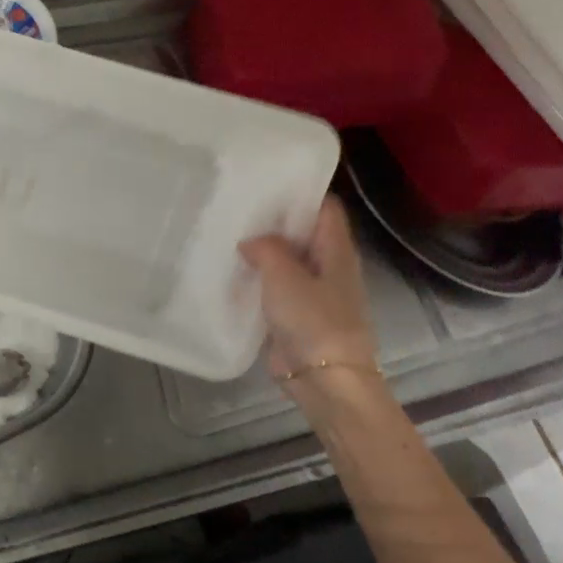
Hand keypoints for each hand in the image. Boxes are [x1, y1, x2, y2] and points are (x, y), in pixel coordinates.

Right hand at [239, 198, 378, 386]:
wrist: (325, 377)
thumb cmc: (313, 321)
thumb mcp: (285, 276)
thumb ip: (267, 250)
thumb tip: (251, 241)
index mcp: (337, 252)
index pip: (325, 210)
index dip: (301, 194)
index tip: (265, 185)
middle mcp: (329, 268)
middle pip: (303, 236)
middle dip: (274, 224)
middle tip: (235, 212)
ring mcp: (313, 294)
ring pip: (287, 264)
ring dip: (263, 255)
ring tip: (226, 241)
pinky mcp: (295, 317)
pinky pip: (274, 291)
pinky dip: (257, 283)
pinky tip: (231, 279)